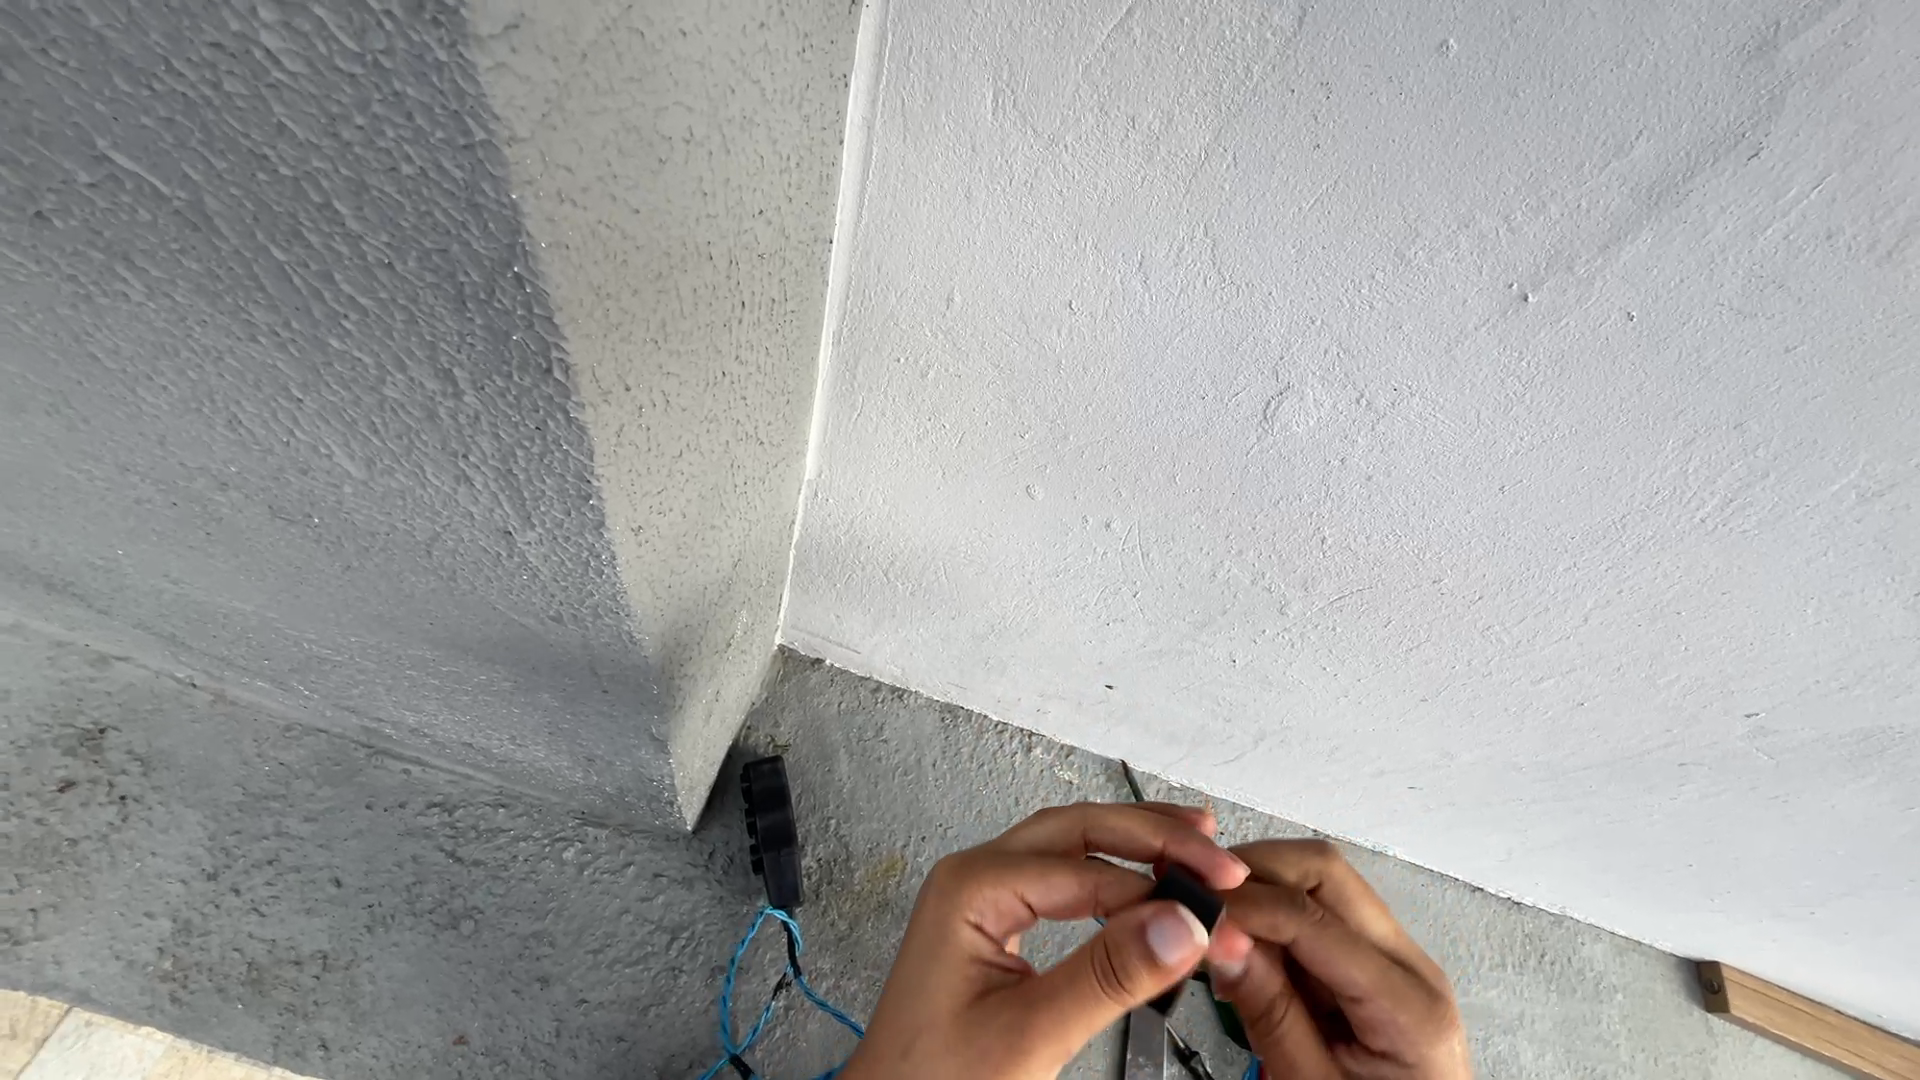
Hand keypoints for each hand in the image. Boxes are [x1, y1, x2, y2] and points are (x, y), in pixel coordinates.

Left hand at [839, 802, 1250, 1079]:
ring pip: (1068, 845)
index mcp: (973, 886)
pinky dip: (1107, 873)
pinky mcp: (994, 918)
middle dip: (1147, 833)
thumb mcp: (1029, 1034)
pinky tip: (1136, 877)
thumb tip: (1180, 924)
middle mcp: (976, 873)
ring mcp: (983, 892)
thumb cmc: (936, 1077)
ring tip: (1188, 839)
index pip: (1084, 866)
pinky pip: (1059, 877)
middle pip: (1075, 830)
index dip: (1155, 880)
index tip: (1213, 900)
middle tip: (1212, 846)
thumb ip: (1107, 976)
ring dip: (1130, 841)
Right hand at [1206, 840, 1470, 1078]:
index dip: (1244, 903)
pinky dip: (1266, 908)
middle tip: (1199, 900)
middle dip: (1252, 870)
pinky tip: (1239, 942)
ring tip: (1215, 925)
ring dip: (1256, 885)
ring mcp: (1392, 954)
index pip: (1312, 917)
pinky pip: (1312, 904)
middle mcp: (1409, 962)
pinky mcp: (1370, 956)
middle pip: (1322, 870)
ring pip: (1315, 875)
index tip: (1189, 910)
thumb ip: (1271, 1016)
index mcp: (1408, 1007)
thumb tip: (1219, 936)